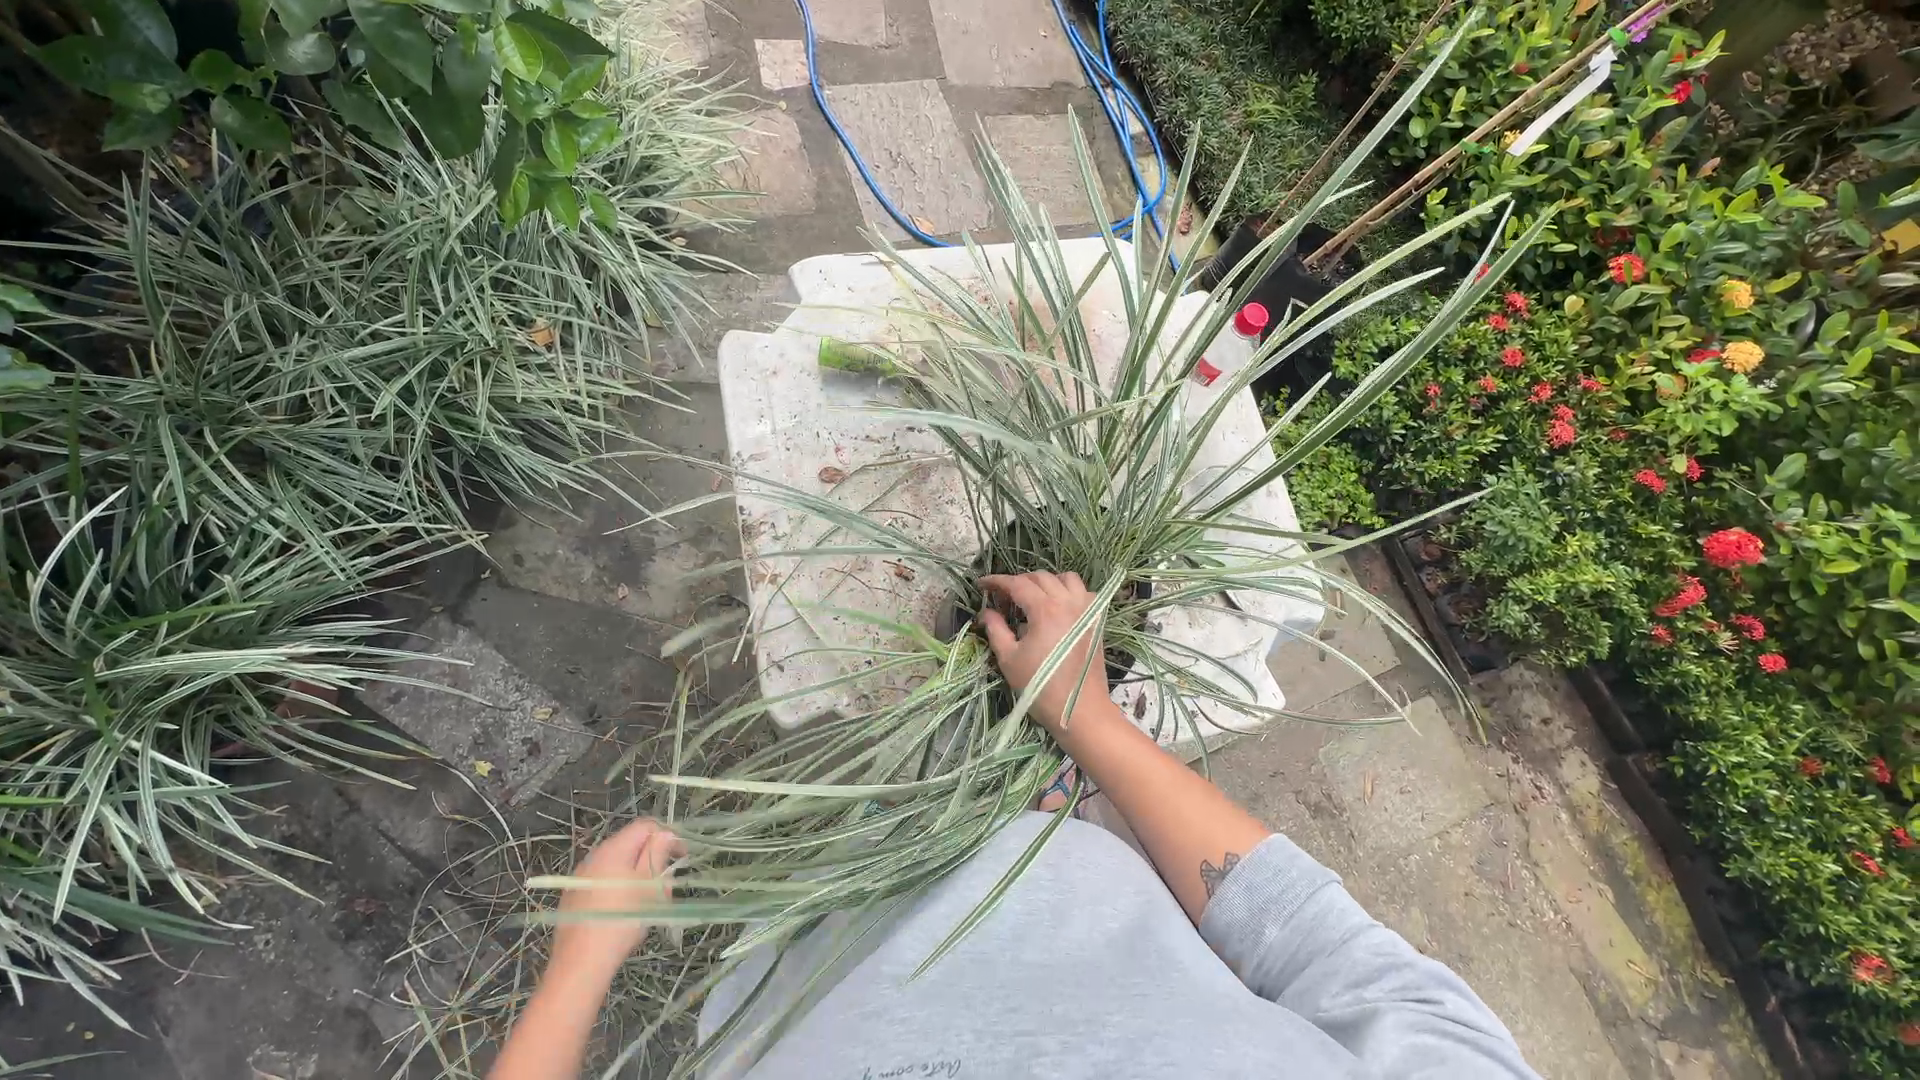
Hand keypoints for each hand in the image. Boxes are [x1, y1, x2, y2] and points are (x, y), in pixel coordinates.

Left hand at [551, 819, 683, 976]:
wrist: (580, 966)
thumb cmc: (622, 922)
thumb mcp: (649, 887)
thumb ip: (657, 854)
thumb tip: (666, 834)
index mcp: (613, 850)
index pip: (645, 826)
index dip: (667, 835)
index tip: (681, 857)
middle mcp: (593, 857)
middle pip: (630, 844)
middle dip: (652, 858)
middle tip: (666, 885)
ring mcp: (580, 878)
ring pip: (618, 865)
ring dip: (637, 875)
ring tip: (648, 902)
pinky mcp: (573, 897)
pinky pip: (604, 881)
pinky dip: (620, 887)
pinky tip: (624, 911)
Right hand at [979, 571, 1110, 734]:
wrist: (1079, 709)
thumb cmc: (1040, 687)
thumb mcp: (1009, 659)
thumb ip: (996, 629)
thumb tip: (987, 612)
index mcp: (1045, 610)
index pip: (1017, 584)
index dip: (997, 581)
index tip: (982, 584)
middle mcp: (1068, 602)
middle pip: (1040, 577)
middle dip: (1019, 582)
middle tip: (1004, 597)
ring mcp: (1087, 610)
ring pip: (1066, 579)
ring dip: (1047, 582)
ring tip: (1034, 597)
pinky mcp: (1098, 621)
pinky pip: (1085, 593)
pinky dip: (1070, 592)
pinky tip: (1060, 607)